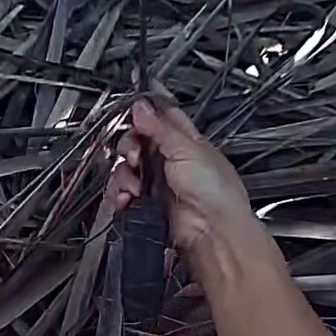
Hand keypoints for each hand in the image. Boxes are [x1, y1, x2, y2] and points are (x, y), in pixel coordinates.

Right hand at [108, 98, 254, 257]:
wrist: (212, 228)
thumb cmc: (214, 190)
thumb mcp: (187, 148)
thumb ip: (160, 127)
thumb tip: (141, 106)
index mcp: (184, 140)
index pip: (161, 116)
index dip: (145, 111)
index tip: (131, 110)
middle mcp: (169, 159)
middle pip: (136, 142)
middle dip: (129, 146)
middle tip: (134, 154)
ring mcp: (157, 181)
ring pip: (126, 167)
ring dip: (124, 174)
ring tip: (135, 183)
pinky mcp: (148, 202)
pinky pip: (124, 192)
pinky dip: (121, 194)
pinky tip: (129, 197)